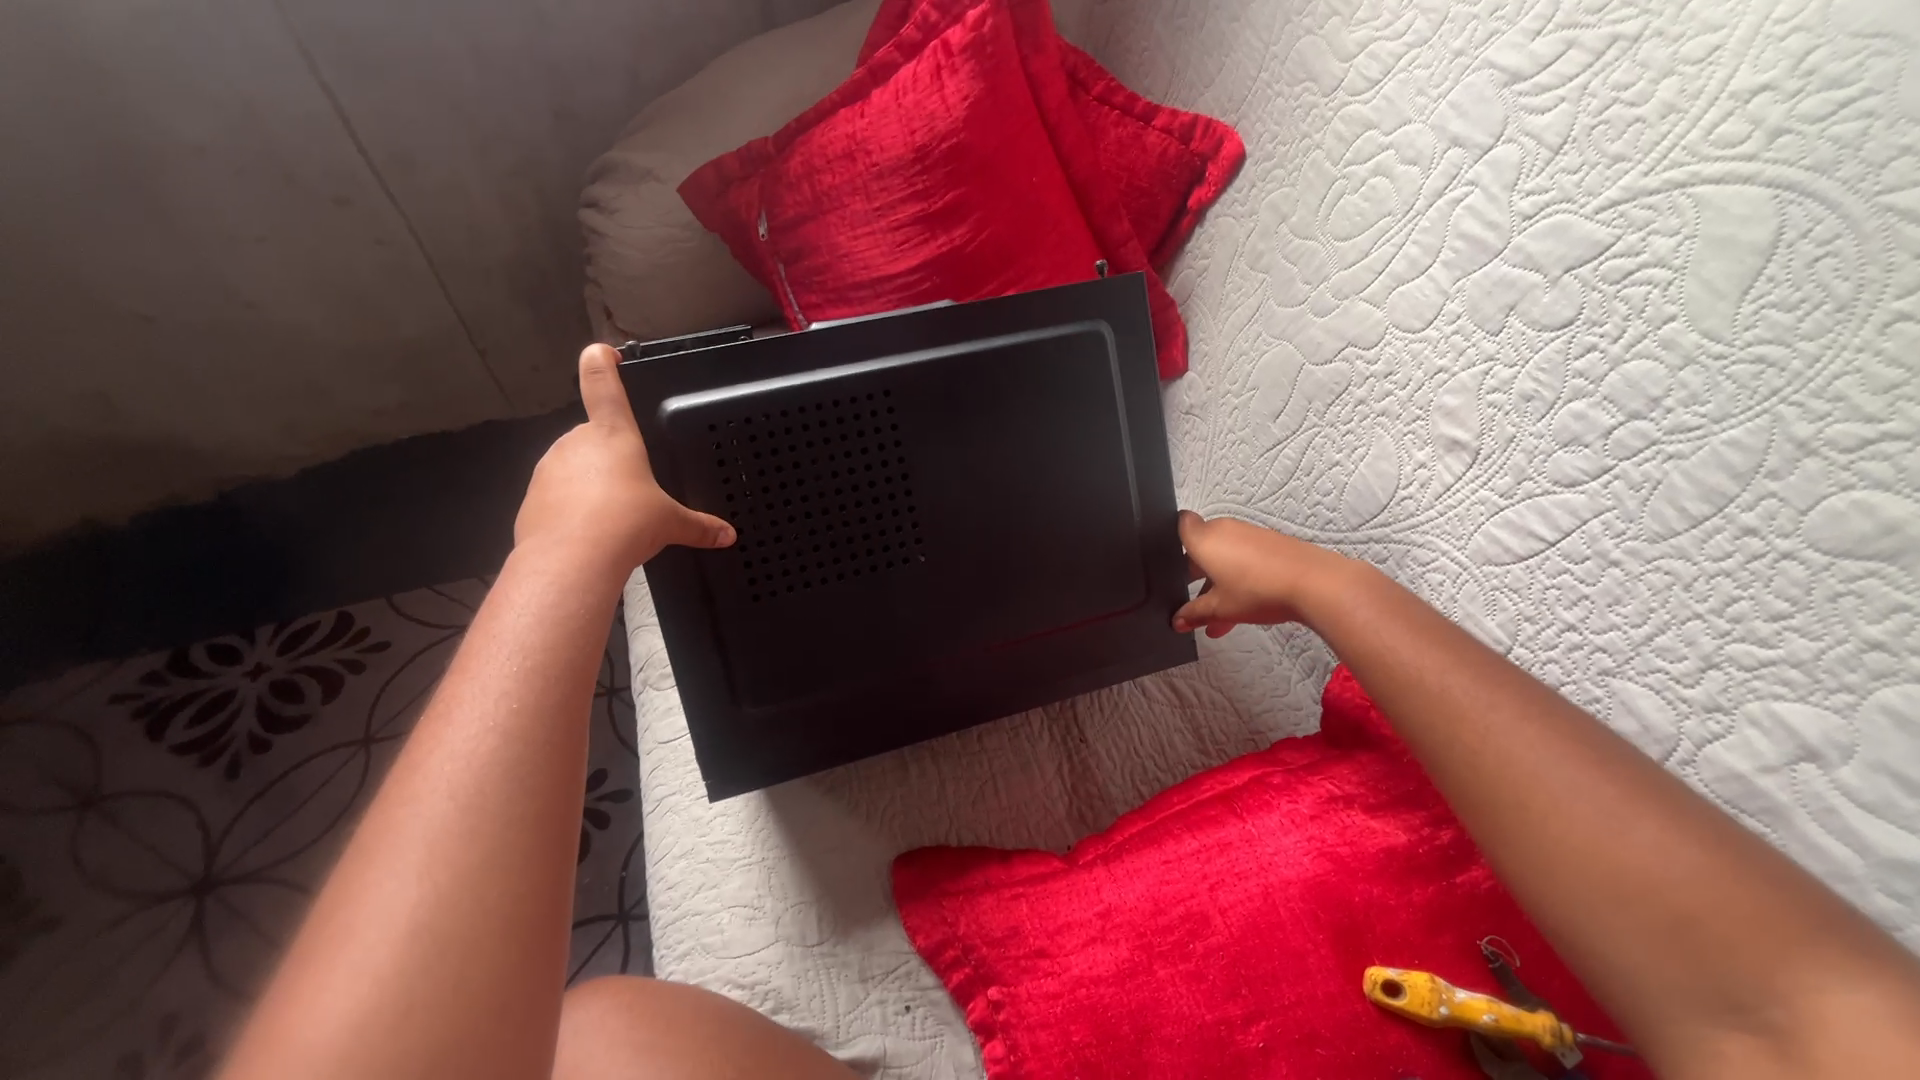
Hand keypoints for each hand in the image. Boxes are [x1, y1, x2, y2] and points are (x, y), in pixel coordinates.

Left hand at [514, 344, 734, 579]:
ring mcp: (549, 468)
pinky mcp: (532, 498)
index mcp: (614, 435)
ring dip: (589, 484)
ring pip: (572, 468)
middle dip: (609, 459)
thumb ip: (699, 526)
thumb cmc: (627, 524)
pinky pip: (556, 497)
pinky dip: (570, 510)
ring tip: (611, 518)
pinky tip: (588, 534)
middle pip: (593, 439)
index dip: (602, 364)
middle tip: (631, 489)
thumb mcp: (671, 525)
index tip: (601, 352)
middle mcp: (577, 443)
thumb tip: (727, 535)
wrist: (571, 561)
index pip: (604, 386)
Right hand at [1172, 511, 1359, 636]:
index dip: (1174, 540)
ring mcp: (1251, 535)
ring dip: (1219, 582)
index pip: (1181, 524)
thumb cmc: (1261, 588)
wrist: (1313, 584)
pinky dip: (1240, 579)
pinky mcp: (1272, 544)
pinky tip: (1243, 608)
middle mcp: (1225, 530)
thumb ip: (1195, 613)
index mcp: (1204, 539)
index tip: (1173, 563)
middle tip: (1194, 598)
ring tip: (1220, 617)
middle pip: (1203, 546)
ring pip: (1225, 556)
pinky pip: (1246, 559)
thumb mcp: (1220, 608)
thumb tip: (1179, 620)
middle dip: (1197, 572)